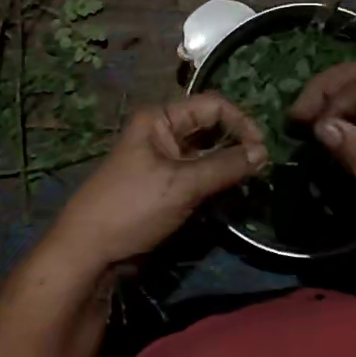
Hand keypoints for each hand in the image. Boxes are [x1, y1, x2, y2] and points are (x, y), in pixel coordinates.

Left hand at [40, 95, 267, 271]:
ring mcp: (164, 160)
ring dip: (229, 165)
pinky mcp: (167, 186)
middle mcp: (163, 133)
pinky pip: (199, 175)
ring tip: (252, 182)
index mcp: (160, 119)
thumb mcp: (182, 184)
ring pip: (207, 153)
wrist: (91, 251)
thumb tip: (264, 153)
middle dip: (237, 143)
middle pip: (211, 127)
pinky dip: (217, 182)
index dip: (241, 123)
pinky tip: (233, 194)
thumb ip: (225, 166)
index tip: (262, 150)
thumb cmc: (133, 207)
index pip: (213, 106)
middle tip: (262, 168)